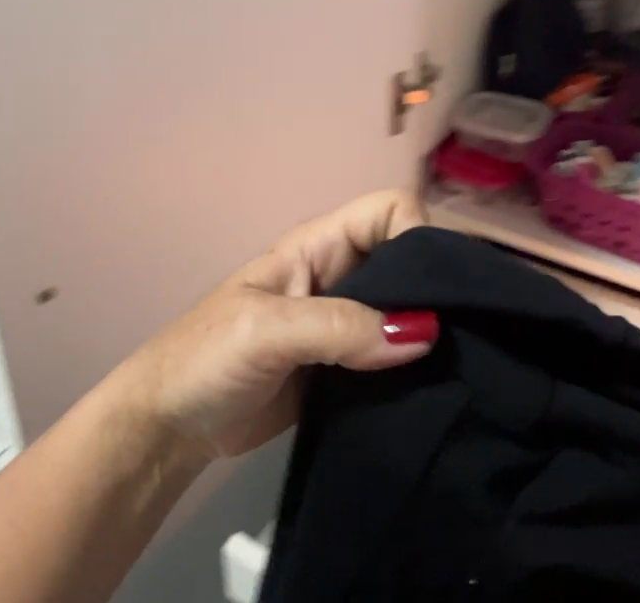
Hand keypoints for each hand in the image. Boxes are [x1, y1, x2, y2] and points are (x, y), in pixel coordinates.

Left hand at [107, 190, 439, 460]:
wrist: (169, 427)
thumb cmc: (204, 359)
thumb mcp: (265, 331)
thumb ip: (339, 327)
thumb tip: (424, 332)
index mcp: (316, 248)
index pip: (387, 211)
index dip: (418, 234)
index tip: (440, 288)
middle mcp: (339, 278)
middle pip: (407, 258)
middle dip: (438, 286)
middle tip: (470, 330)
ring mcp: (343, 325)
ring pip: (406, 309)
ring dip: (433, 330)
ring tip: (467, 363)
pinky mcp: (347, 370)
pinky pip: (394, 357)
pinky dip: (417, 367)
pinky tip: (441, 386)